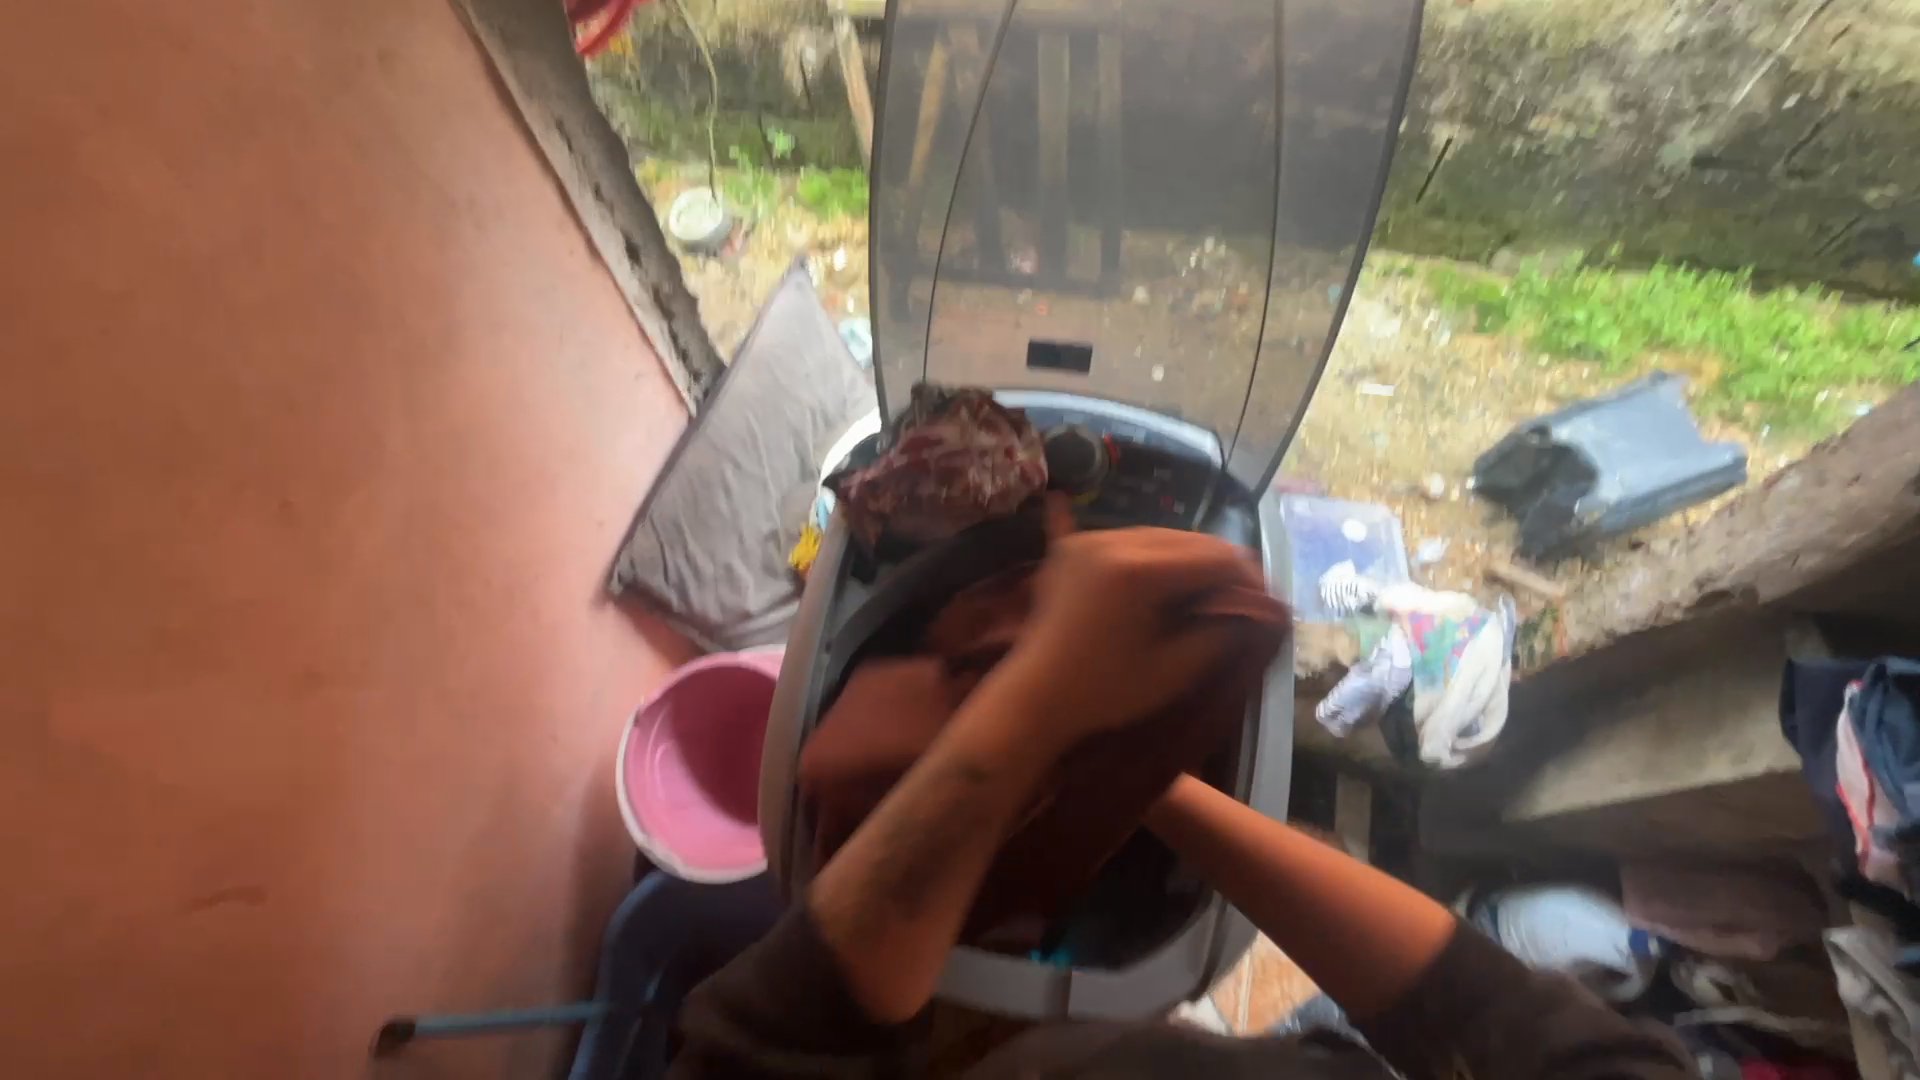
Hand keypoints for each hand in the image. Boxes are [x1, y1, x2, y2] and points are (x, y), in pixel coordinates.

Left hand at [983, 496, 1268, 749]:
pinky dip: (1153, 555)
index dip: (1248, 577)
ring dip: (1188, 559)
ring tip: (1207, 592)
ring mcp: (1086, 540)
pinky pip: (1127, 540)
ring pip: (1159, 536)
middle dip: (1221, 566)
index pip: (1214, 557)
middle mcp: (1110, 541)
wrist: (1033, 696)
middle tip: (1242, 598)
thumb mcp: (1174, 669)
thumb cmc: (1104, 692)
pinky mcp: (1071, 547)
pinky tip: (1167, 580)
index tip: (1266, 602)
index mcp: (1137, 571)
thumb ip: (1221, 631)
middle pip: (1187, 539)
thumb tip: (1259, 610)